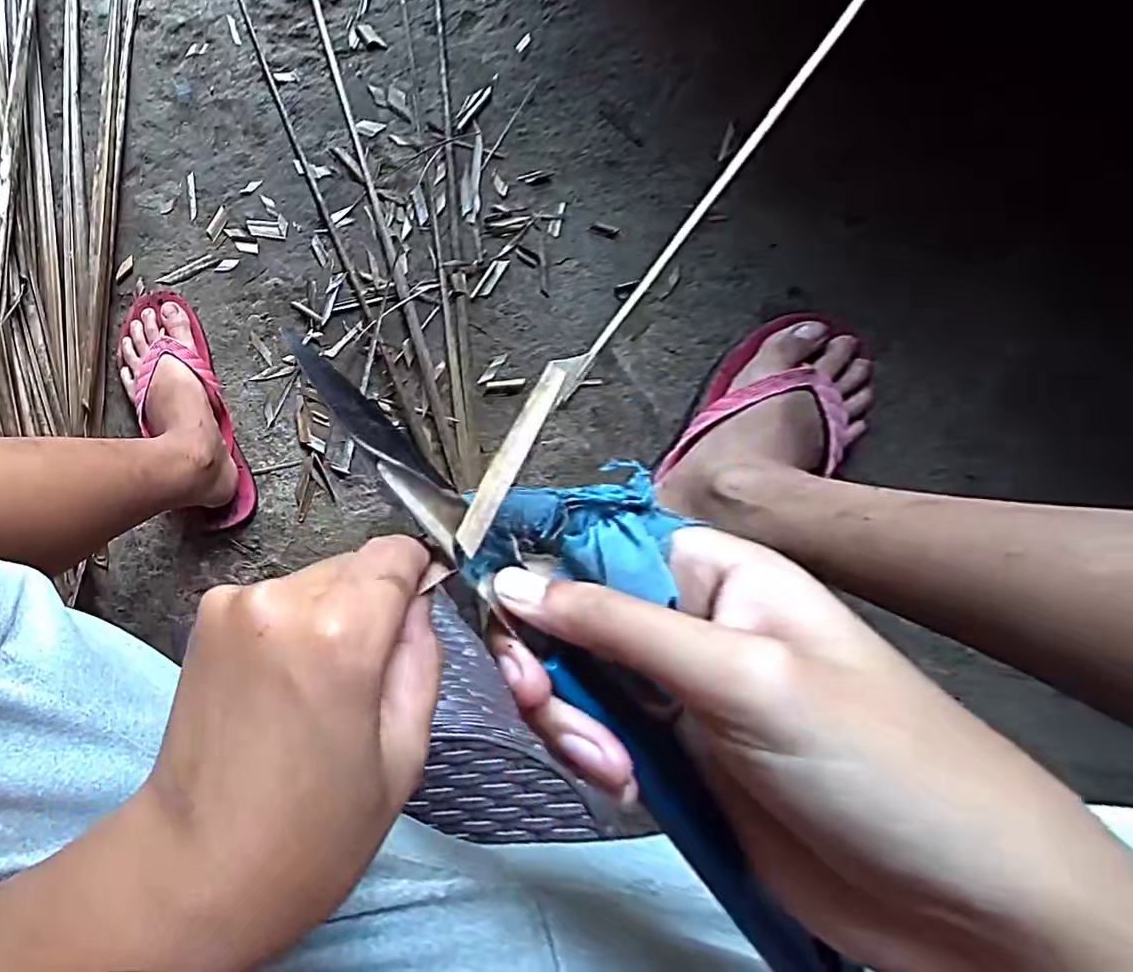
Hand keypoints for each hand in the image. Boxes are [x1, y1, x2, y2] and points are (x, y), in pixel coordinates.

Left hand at [131, 535, 440, 968]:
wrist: (203, 854)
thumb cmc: (316, 827)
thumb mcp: (401, 753)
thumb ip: (419, 658)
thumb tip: (418, 601)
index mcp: (337, 633)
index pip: (391, 555)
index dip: (415, 566)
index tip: (424, 588)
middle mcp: (280, 597)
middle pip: (349, 566)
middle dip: (370, 599)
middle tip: (367, 665)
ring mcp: (234, 600)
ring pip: (309, 580)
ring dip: (326, 611)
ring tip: (316, 681)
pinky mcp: (205, 612)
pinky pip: (271, 598)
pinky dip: (286, 621)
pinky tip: (278, 677)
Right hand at [492, 526, 1132, 970]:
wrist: (983, 927)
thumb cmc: (888, 771)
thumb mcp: (743, 677)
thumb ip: (614, 623)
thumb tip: (506, 582)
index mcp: (708, 573)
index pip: (588, 542)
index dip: (530, 562)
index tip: (488, 597)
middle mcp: (676, 619)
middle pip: (558, 611)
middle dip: (538, 654)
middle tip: (529, 690)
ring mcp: (663, 684)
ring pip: (559, 672)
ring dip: (561, 714)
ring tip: (605, 761)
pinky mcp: (656, 744)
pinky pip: (580, 726)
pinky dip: (583, 752)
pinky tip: (621, 781)